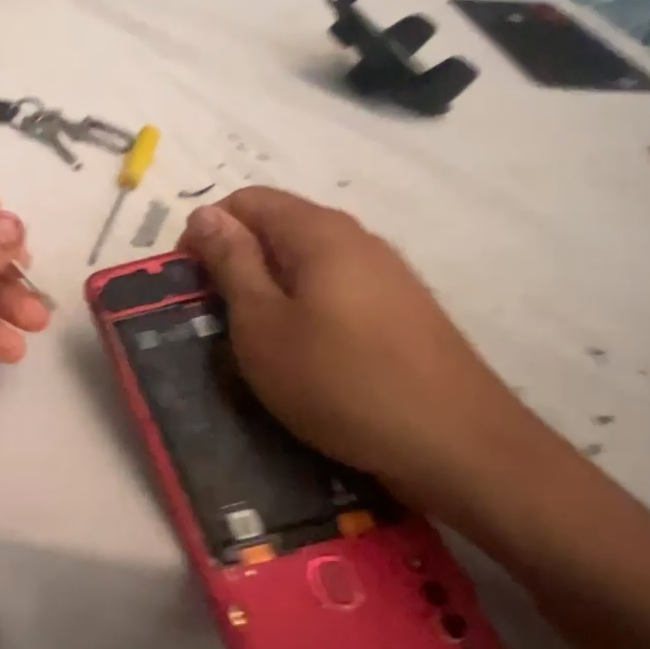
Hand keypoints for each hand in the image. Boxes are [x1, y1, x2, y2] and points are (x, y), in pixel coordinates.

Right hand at [179, 187, 531, 501]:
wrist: (459, 448)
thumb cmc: (340, 381)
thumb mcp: (262, 324)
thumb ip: (231, 263)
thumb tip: (206, 213)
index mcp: (318, 231)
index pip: (246, 200)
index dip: (207, 231)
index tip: (190, 282)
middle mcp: (357, 238)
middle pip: (279, 226)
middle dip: (238, 260)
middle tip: (217, 316)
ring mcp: (388, 274)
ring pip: (308, 261)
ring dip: (271, 288)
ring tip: (257, 339)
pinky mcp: (405, 310)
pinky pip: (337, 289)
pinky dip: (307, 307)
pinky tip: (307, 354)